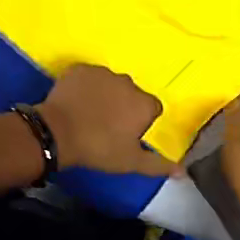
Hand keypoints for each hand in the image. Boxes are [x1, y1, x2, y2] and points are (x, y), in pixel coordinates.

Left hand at [37, 65, 175, 176]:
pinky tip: (76, 100)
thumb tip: (182, 171)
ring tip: (89, 112)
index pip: (151, 108)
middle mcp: (126, 82)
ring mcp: (101, 72)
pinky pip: (88, 76)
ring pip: (109, 83)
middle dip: (123, 104)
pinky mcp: (79, 68)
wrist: (57, 132)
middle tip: (107, 123)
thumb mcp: (131, 162)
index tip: (127, 132)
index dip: (141, 120)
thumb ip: (158, 164)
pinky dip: (85, 85)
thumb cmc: (98, 148)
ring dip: (104, 93)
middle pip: (130, 93)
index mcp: (144, 103)